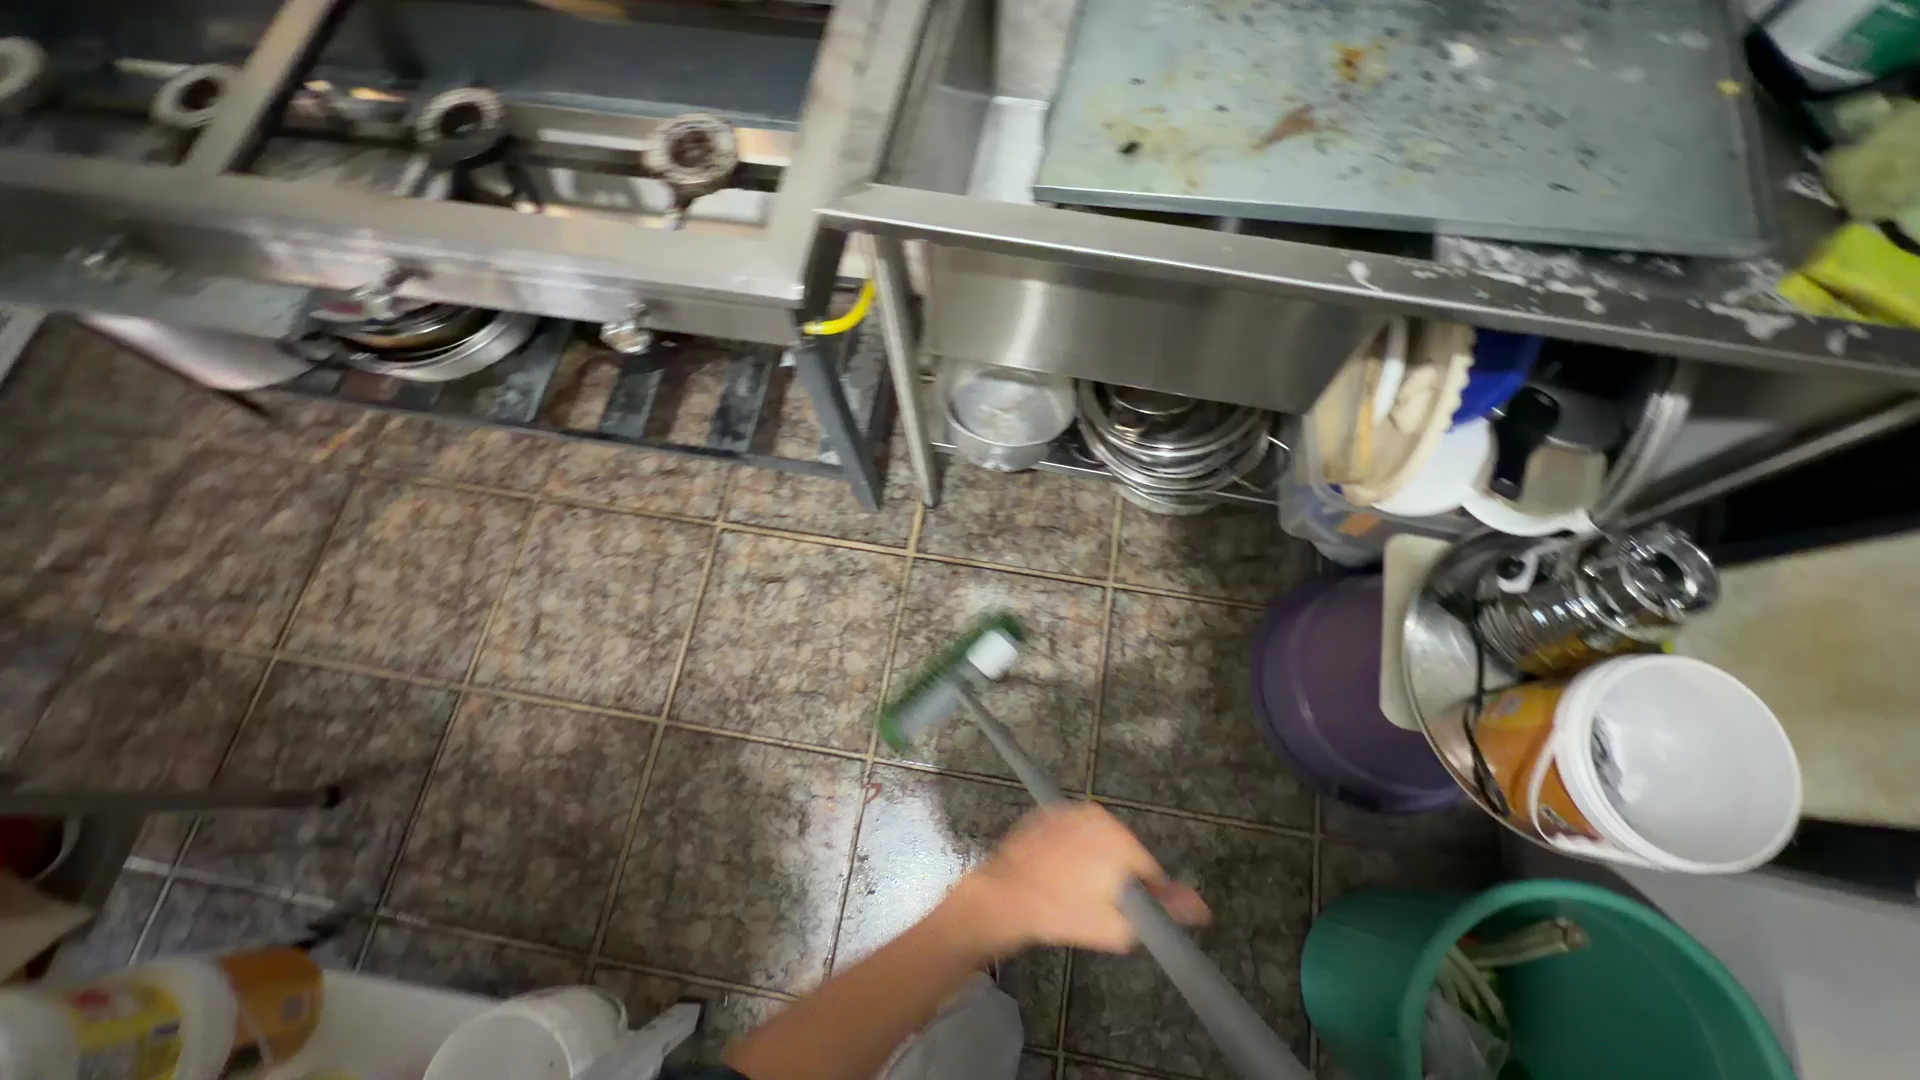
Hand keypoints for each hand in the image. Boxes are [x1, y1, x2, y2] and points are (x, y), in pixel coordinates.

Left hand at [947, 803, 1210, 954]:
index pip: (1150, 872)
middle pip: (1124, 852)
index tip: (1122, 911)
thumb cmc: (1062, 912)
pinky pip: (1073, 834)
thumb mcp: (1120, 924)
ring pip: (1098, 841)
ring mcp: (1071, 811)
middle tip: (1095, 903)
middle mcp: (1100, 816)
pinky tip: (1057, 874)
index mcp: (1122, 839)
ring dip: (1094, 862)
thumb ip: (1166, 911)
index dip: (1140, 896)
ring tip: (1073, 890)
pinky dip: (1071, 850)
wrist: (1005, 896)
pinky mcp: (1048, 814)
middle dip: (1117, 876)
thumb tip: (1201, 908)